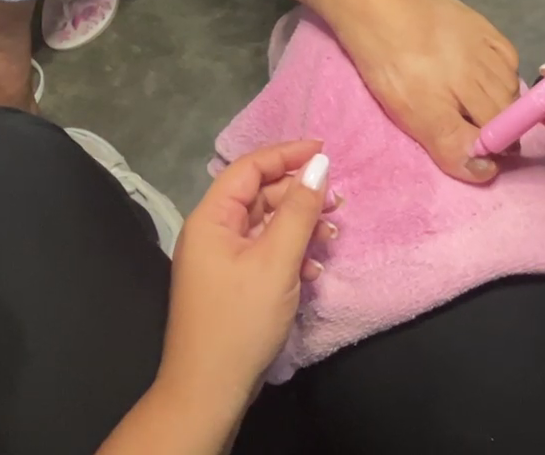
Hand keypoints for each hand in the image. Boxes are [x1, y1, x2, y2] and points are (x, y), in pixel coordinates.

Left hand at [161, 141, 333, 406]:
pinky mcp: (233, 283)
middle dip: (299, 194)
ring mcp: (221, 260)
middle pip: (260, 195)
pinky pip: (265, 252)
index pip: (250, 167)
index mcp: (211, 218)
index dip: (287, 154)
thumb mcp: (277, 261)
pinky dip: (291, 254)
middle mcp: (213, 232)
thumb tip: (319, 164)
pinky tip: (313, 270)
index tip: (324, 150)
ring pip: (266, 225)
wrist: (208, 394)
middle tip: (337, 201)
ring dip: (300, 227)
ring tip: (332, 235)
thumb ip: (299, 210)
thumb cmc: (240, 320)